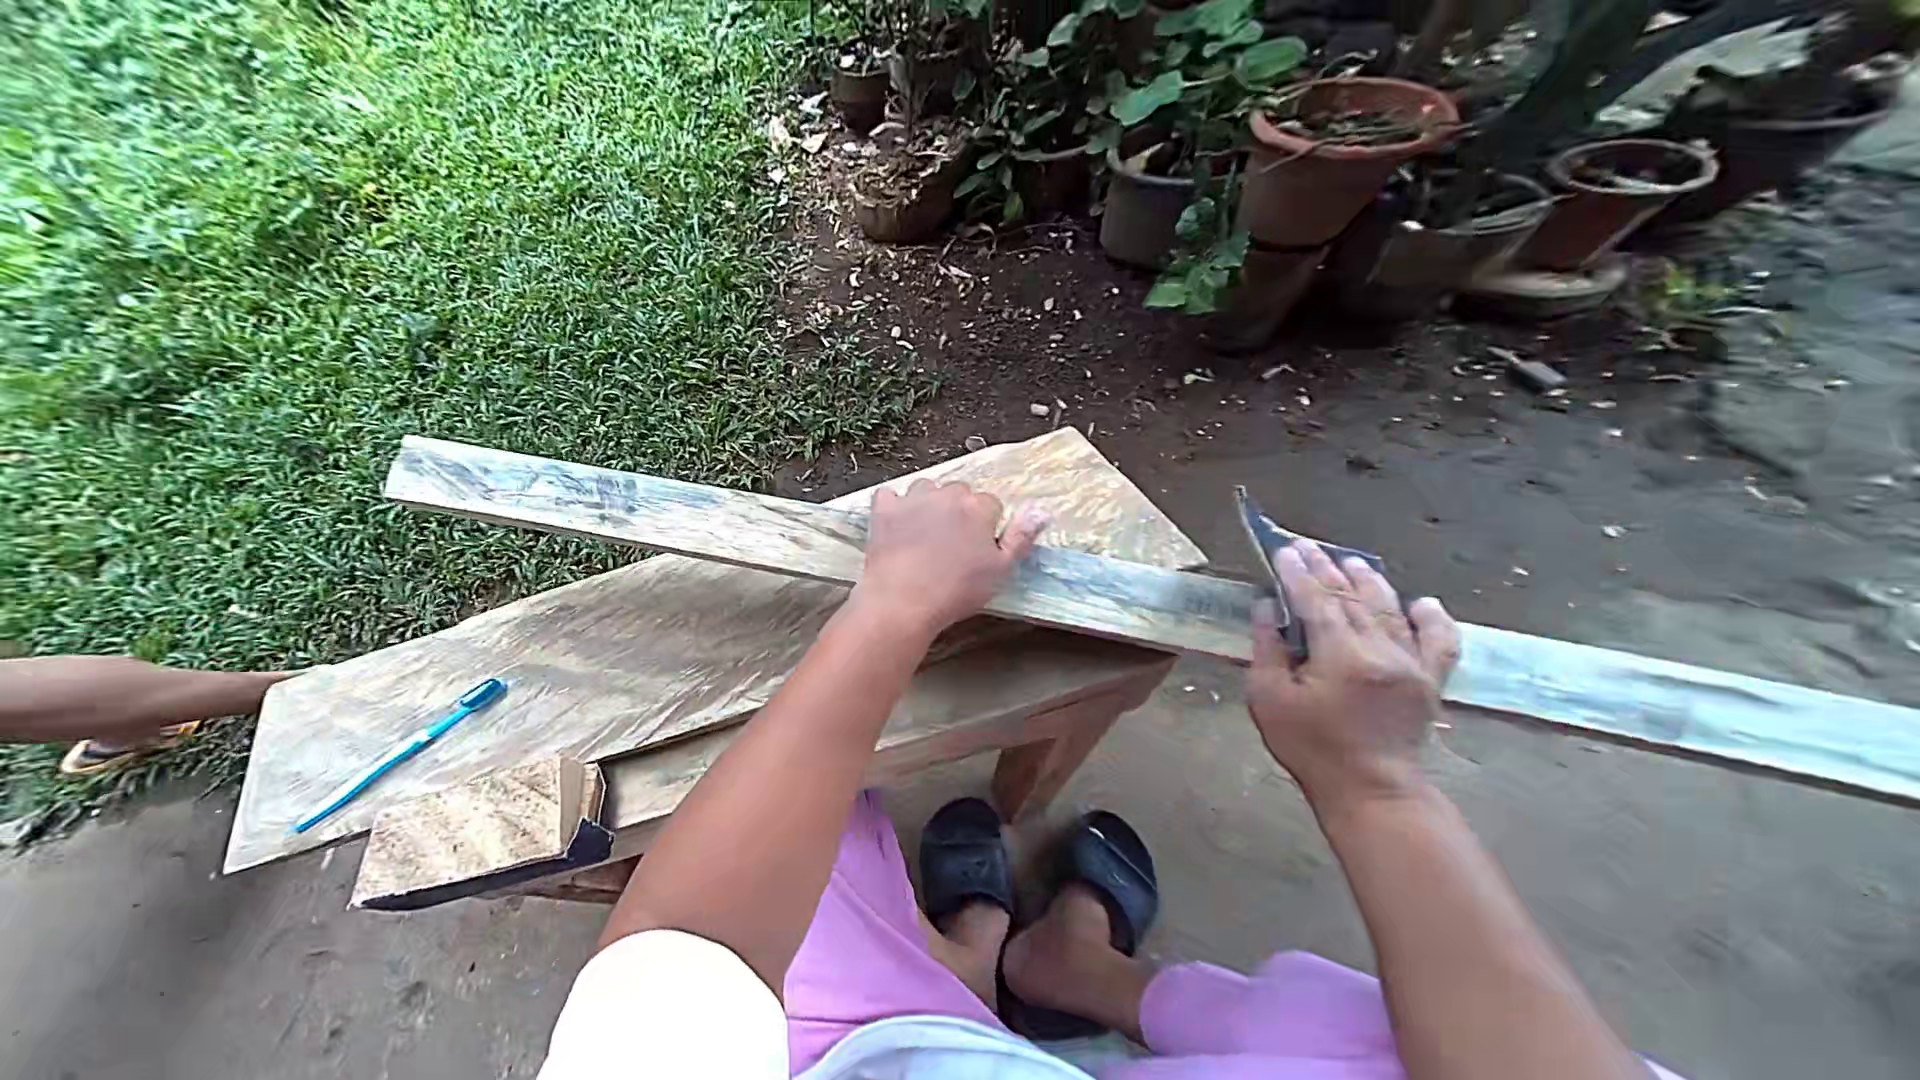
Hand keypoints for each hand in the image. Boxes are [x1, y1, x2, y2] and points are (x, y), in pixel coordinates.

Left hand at [851, 480, 1049, 639]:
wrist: (902, 601)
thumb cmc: (956, 591)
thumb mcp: (1001, 570)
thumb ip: (1021, 537)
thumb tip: (1041, 510)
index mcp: (979, 508)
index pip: (991, 505)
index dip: (986, 527)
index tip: (978, 549)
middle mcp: (948, 495)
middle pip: (960, 493)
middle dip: (958, 512)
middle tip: (952, 546)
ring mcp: (913, 499)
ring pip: (927, 489)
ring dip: (928, 504)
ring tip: (924, 536)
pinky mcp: (885, 509)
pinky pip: (890, 496)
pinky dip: (893, 507)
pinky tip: (896, 526)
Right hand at [1246, 541, 1460, 807]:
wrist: (1371, 791)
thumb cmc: (1310, 747)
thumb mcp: (1268, 700)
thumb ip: (1267, 649)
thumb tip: (1267, 607)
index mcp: (1341, 656)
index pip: (1316, 600)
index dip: (1297, 573)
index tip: (1283, 550)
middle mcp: (1383, 651)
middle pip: (1351, 598)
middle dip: (1326, 569)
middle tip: (1306, 546)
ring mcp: (1413, 665)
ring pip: (1390, 610)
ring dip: (1368, 582)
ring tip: (1350, 560)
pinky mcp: (1431, 681)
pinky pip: (1440, 642)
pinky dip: (1432, 618)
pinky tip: (1422, 602)